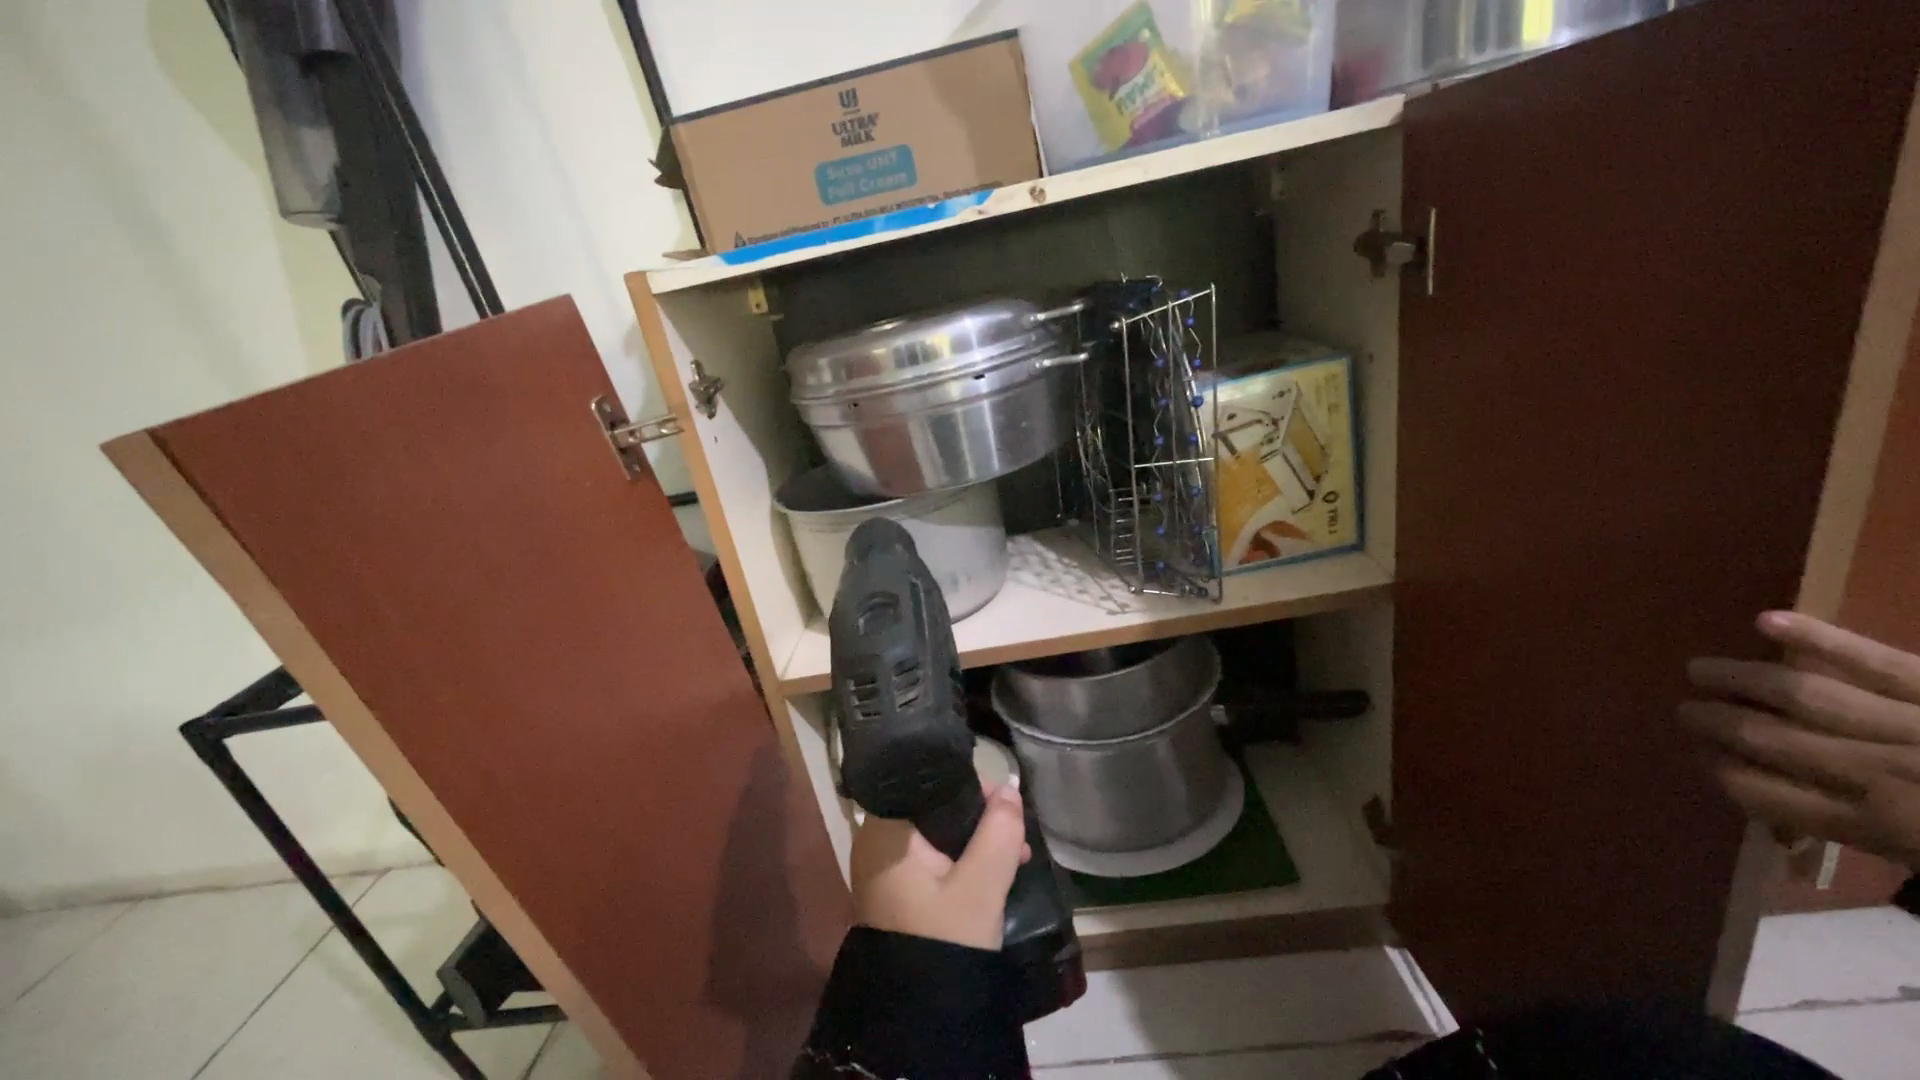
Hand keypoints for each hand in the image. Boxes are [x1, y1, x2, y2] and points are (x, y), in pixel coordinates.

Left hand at [850, 782, 1031, 950]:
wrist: (916, 1015)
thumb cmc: (944, 938)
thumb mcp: (981, 886)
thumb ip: (999, 833)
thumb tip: (1009, 788)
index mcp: (885, 831)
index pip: (929, 784)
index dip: (971, 786)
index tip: (1005, 802)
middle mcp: (875, 842)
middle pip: (934, 808)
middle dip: (977, 817)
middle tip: (1016, 833)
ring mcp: (882, 869)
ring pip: (935, 835)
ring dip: (973, 840)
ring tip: (1015, 854)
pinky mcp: (893, 891)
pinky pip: (929, 859)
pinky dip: (959, 860)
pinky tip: (992, 873)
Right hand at [1682, 611, 1919, 870]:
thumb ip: (1869, 836)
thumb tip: (1793, 820)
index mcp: (1881, 827)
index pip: (1761, 793)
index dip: (1719, 772)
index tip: (1702, 760)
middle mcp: (1881, 773)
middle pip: (1769, 740)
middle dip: (1714, 722)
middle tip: (1683, 710)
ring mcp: (1915, 724)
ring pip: (1804, 695)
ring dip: (1743, 678)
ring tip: (1701, 669)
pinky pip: (1876, 660)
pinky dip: (1823, 638)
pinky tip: (1768, 621)